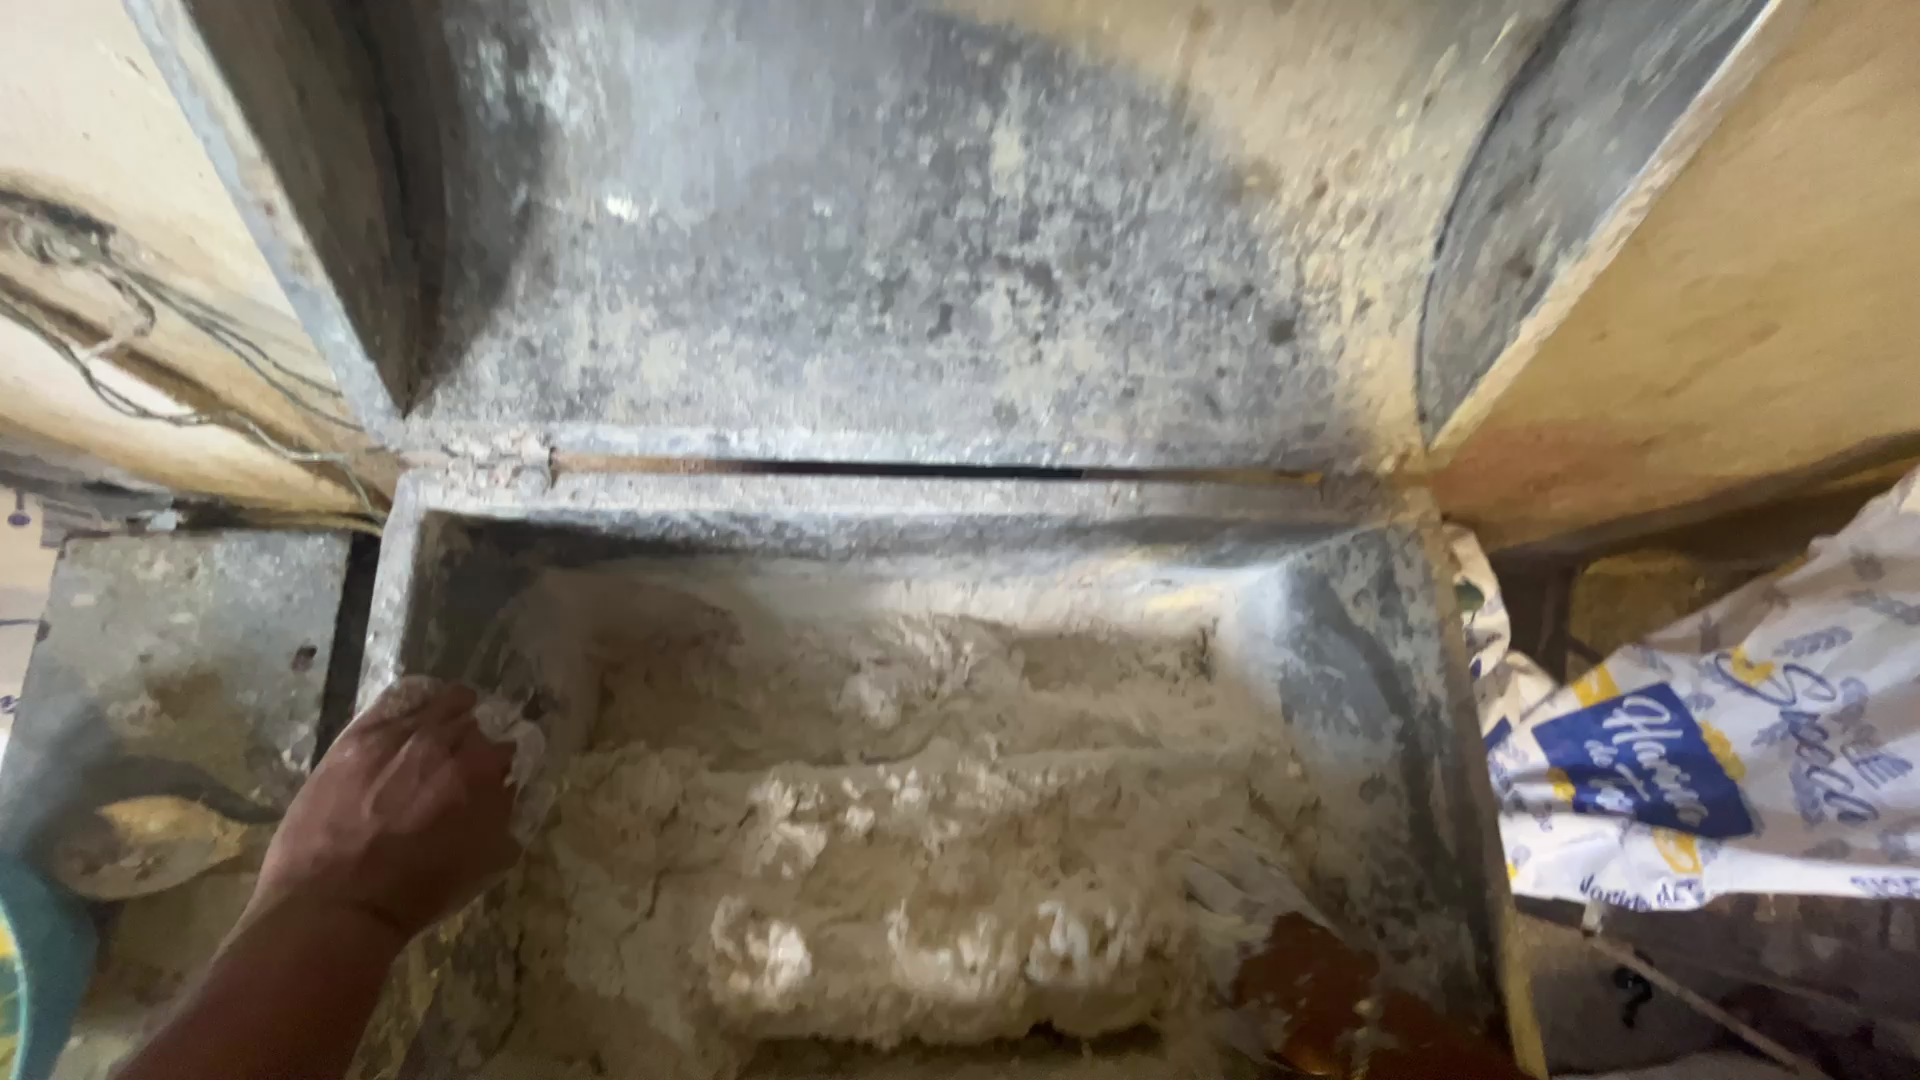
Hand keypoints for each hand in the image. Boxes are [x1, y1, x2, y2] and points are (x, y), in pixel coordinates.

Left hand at [245, 676, 520, 944]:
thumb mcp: (486, 859)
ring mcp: (399, 737)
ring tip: (444, 723)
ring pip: (440, 702)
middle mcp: (445, 743)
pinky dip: (414, 699)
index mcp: (481, 771)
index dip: (500, 762)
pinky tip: (416, 706)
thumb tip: (507, 785)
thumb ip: (504, 811)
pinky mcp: (356, 740)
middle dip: (474, 737)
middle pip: (474, 721)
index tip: (493, 775)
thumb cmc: (417, 891)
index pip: (506, 747)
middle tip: (463, 757)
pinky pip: (396, 700)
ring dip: (450, 711)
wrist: (332, 909)